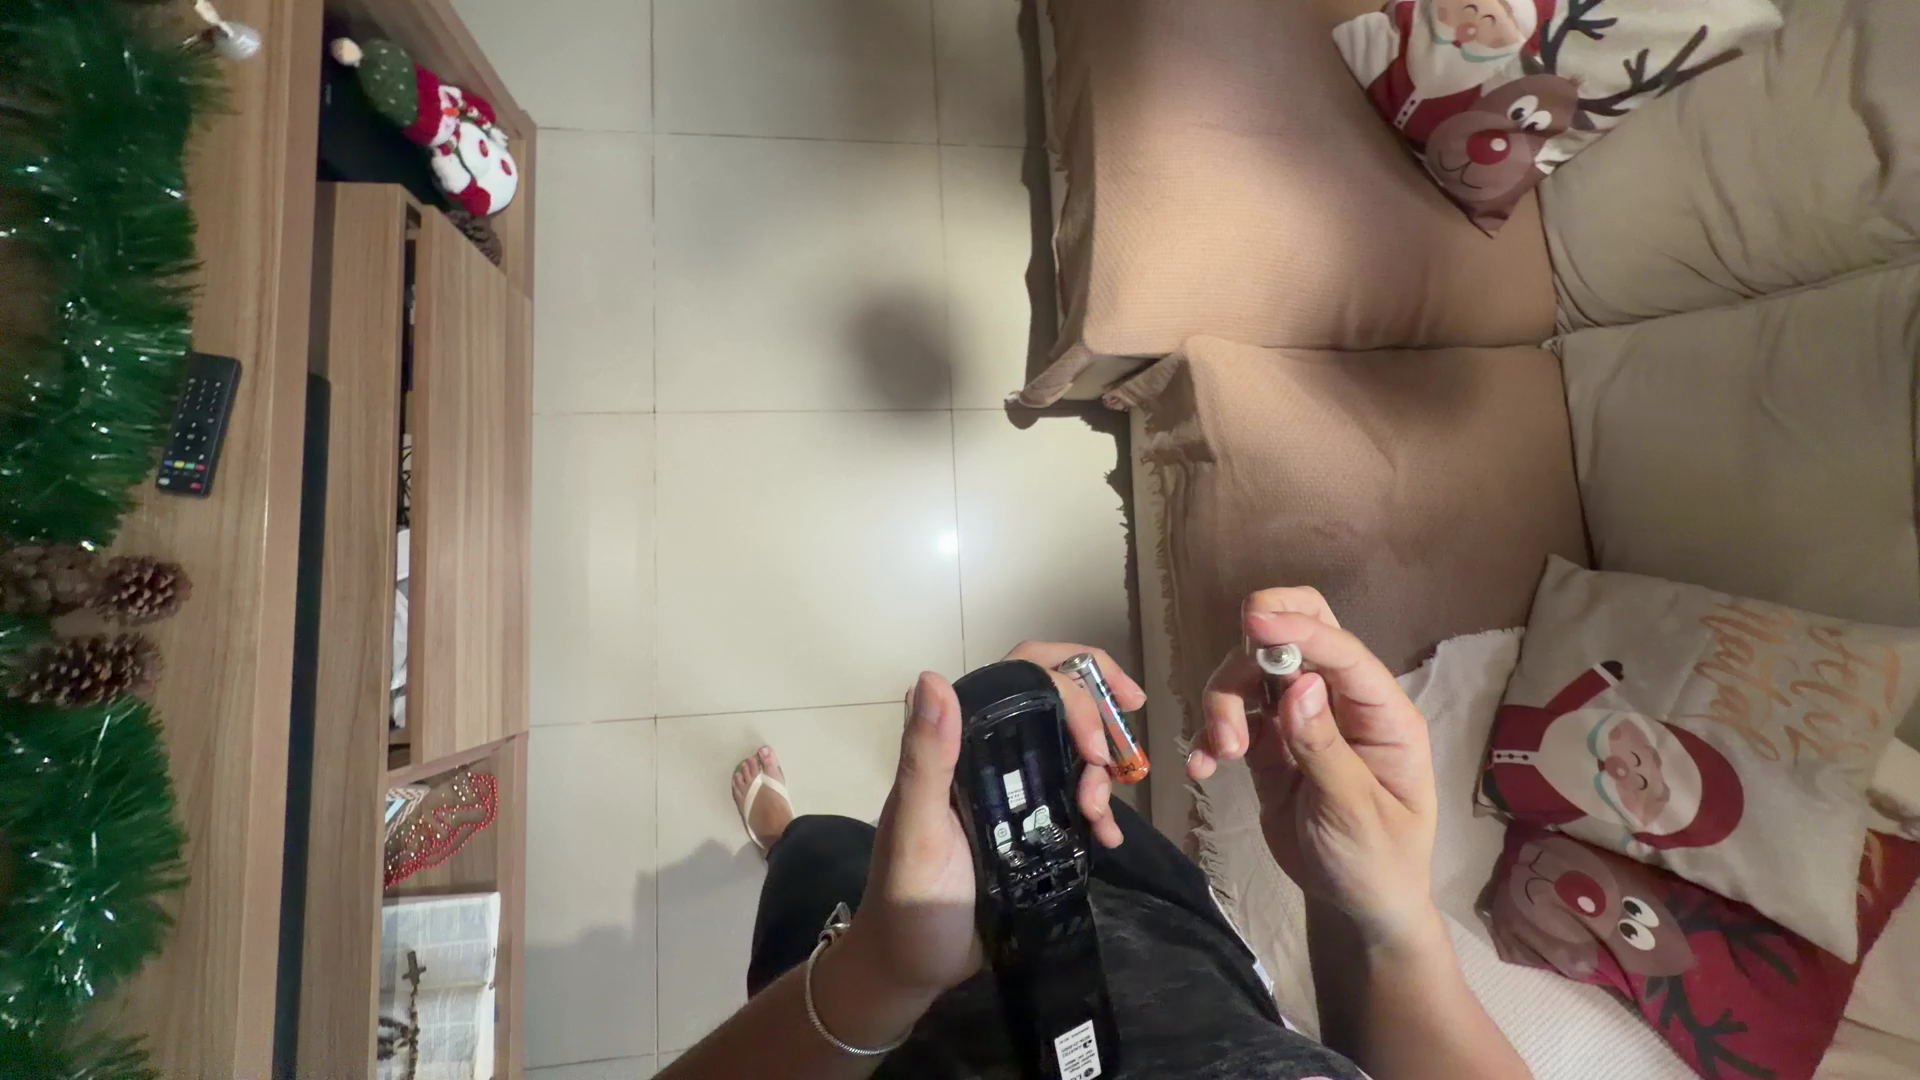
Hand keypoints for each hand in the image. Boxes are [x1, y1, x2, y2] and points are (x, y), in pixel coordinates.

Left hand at [848, 645, 1140, 999]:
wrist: (913, 965)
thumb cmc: (907, 896)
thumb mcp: (916, 826)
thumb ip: (925, 755)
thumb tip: (931, 677)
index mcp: (961, 737)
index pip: (1021, 673)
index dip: (1072, 683)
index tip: (1099, 736)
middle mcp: (989, 750)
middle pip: (1057, 700)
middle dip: (1098, 718)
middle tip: (1120, 761)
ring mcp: (1012, 786)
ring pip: (1072, 747)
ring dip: (1099, 770)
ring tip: (1100, 816)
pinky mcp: (1031, 822)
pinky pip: (1075, 795)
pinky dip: (1100, 807)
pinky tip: (1107, 836)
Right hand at [1186, 588, 1438, 942]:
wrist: (1352, 904)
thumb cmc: (1378, 861)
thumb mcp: (1358, 813)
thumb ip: (1325, 748)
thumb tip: (1299, 686)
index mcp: (1380, 713)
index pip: (1340, 652)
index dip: (1297, 628)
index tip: (1253, 620)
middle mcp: (1337, 703)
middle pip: (1295, 639)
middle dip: (1256, 643)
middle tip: (1234, 667)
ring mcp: (1298, 718)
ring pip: (1250, 675)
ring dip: (1224, 703)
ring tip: (1224, 752)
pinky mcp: (1265, 740)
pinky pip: (1230, 716)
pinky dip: (1209, 735)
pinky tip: (1203, 768)